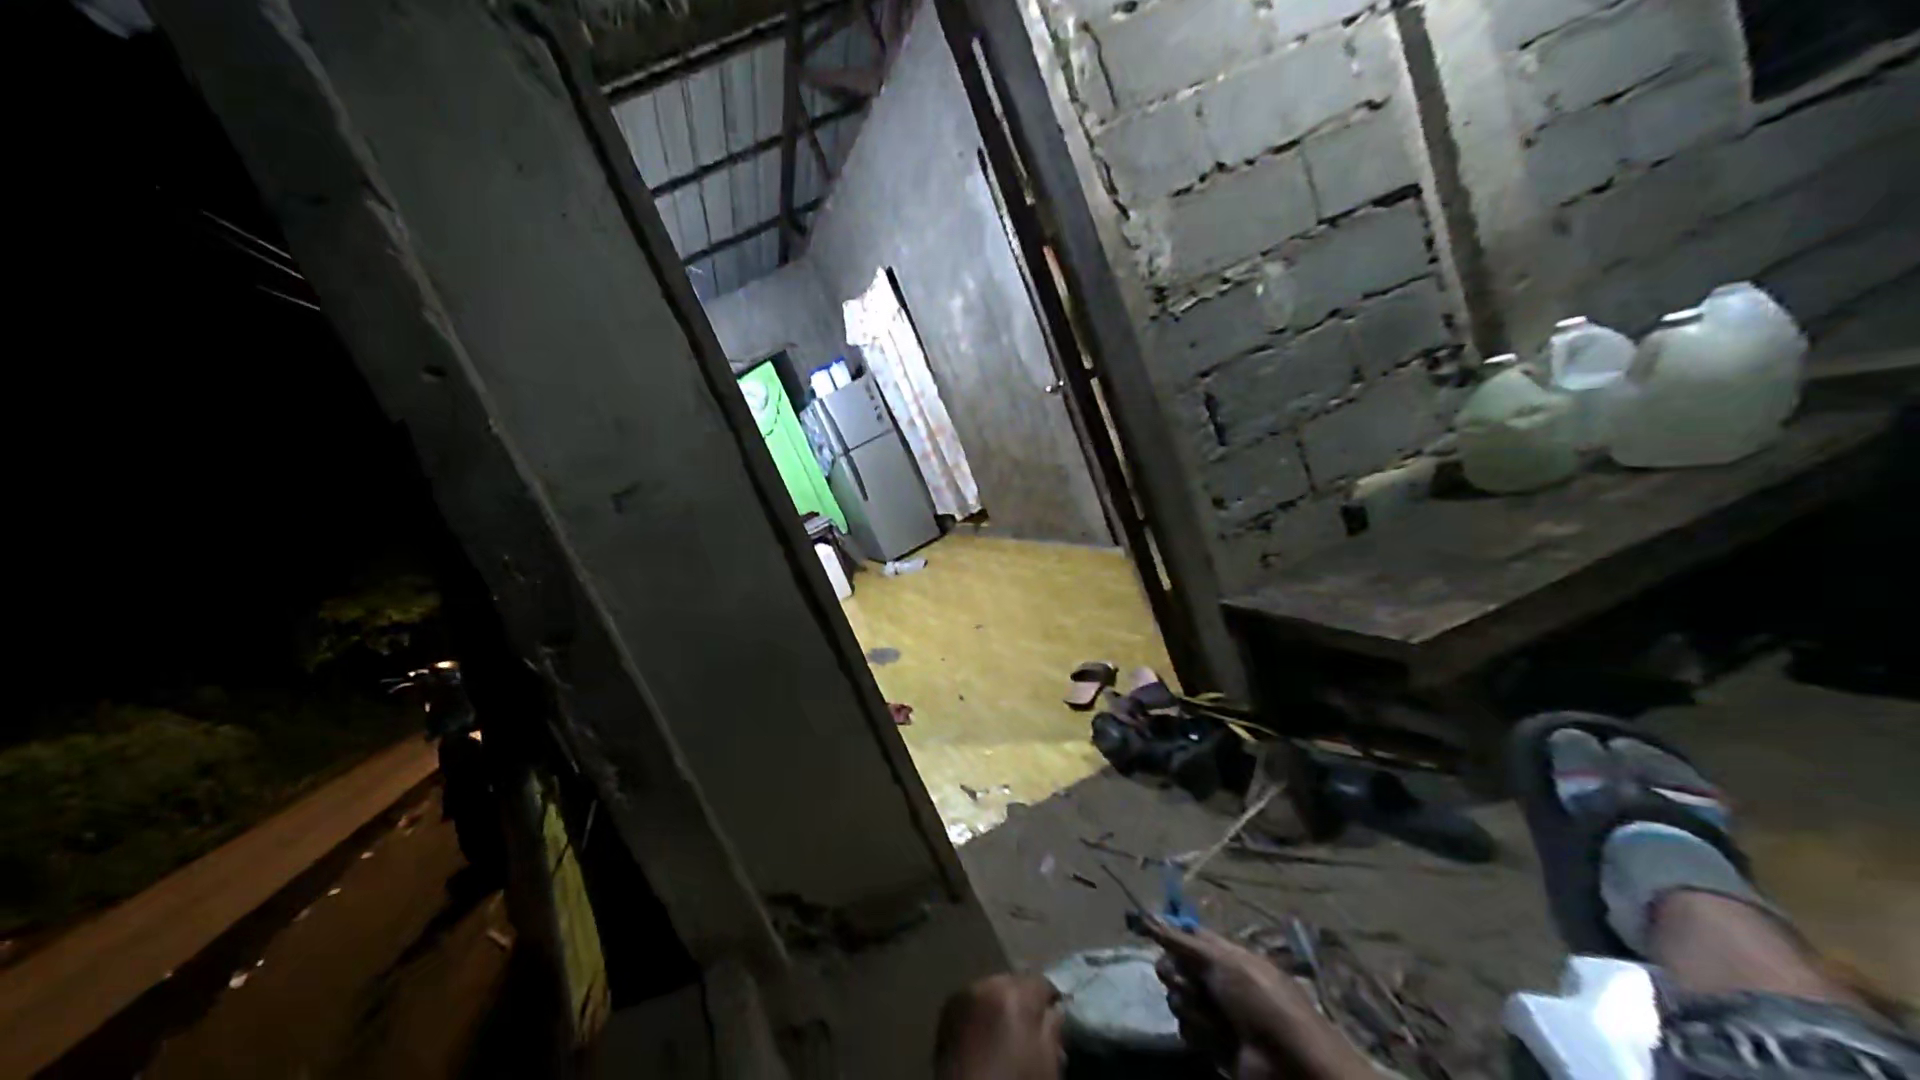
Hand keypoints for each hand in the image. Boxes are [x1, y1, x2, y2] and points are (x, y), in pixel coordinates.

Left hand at [934, 973, 1064, 1079]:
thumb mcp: (1046, 1065)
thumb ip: (1053, 1030)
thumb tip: (1054, 1011)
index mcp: (1013, 995)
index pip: (1041, 982)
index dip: (1051, 1000)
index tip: (1056, 1016)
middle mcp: (985, 985)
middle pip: (1014, 982)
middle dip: (1024, 1000)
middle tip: (1031, 1028)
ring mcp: (962, 996)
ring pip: (992, 990)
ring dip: (1001, 1004)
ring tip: (1006, 1032)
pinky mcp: (946, 1013)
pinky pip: (973, 1002)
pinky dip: (982, 1012)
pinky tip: (986, 1036)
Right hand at [1140, 917, 1373, 1079]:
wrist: (1289, 1065)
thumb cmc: (1261, 1001)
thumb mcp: (1223, 961)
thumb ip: (1181, 941)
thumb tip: (1146, 914)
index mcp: (1227, 954)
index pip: (1188, 935)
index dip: (1171, 935)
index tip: (1153, 935)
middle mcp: (1218, 979)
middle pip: (1175, 965)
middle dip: (1177, 975)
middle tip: (1192, 985)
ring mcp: (1214, 1011)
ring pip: (1178, 998)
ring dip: (1192, 1009)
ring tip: (1215, 1022)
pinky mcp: (1211, 1043)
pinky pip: (1186, 1029)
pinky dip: (1200, 1033)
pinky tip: (1217, 1041)